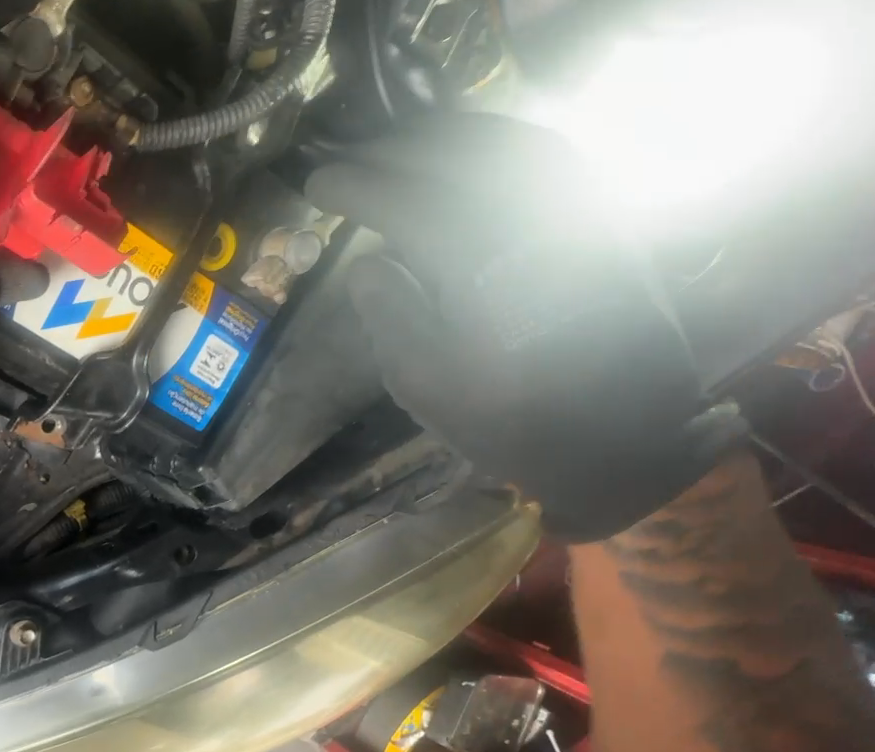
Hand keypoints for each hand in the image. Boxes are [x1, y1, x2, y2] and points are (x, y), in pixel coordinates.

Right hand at [306, 113, 744, 541]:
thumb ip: (390, 315)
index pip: (408, 204)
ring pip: (504, 143)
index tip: (315, 185)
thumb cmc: (508, 420)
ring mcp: (574, 214)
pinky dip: (492, 143)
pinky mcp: (598, 219)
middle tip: (344, 157)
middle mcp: (533, 224)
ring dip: (441, 136)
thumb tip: (368, 263)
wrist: (618, 434)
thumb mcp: (425, 384)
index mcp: (481, 270)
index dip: (357, 187)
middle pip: (456, 157)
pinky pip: (543, 155)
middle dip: (393, 149)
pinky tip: (461, 155)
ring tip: (393, 145)